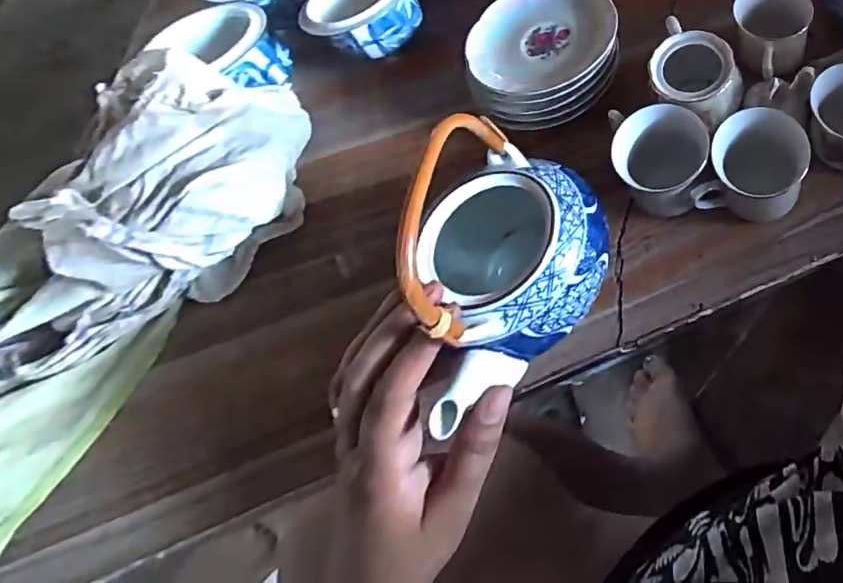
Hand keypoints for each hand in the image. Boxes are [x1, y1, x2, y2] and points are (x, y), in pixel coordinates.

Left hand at [322, 288, 511, 582]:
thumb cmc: (410, 552)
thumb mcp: (453, 512)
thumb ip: (475, 452)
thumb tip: (499, 388)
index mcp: (377, 468)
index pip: (387, 400)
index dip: (413, 355)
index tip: (445, 319)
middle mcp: (350, 445)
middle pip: (358, 375)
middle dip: (393, 325)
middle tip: (434, 289)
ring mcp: (342, 437)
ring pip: (348, 372)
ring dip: (379, 327)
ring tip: (416, 292)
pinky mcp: (347, 431)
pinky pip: (350, 380)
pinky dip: (371, 344)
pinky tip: (397, 325)